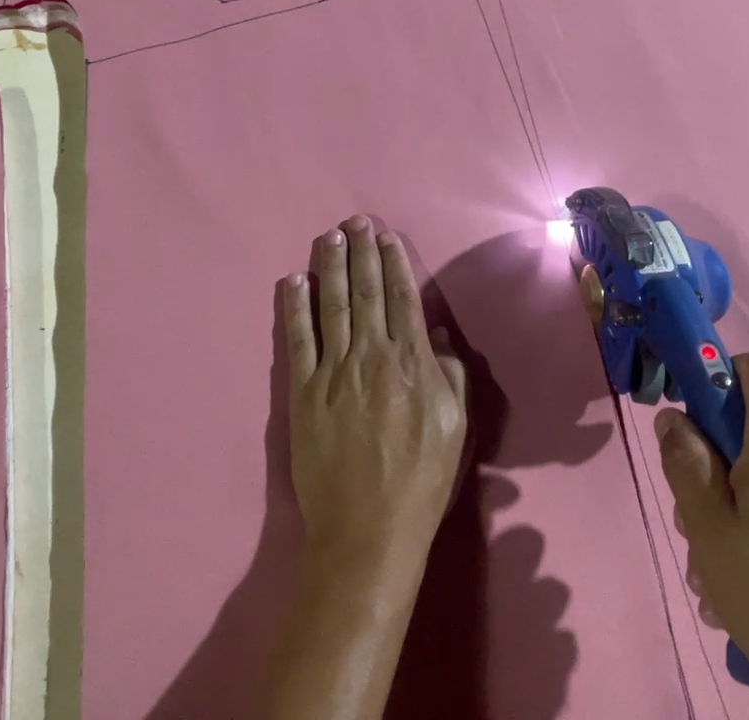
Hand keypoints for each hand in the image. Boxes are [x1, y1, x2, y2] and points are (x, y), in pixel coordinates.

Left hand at [281, 215, 468, 569]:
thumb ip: (449, 374)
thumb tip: (436, 331)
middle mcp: (372, 357)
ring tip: (329, 236)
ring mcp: (333, 372)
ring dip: (330, 266)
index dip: (394, 262)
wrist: (369, 528)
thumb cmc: (422, 480)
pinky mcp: (302, 393)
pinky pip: (297, 340)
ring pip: (331, 306)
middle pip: (365, 292)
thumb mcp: (455, 427)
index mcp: (412, 363)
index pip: (402, 298)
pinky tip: (293, 280)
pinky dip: (295, 307)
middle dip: (361, 251)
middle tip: (356, 220)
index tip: (387, 235)